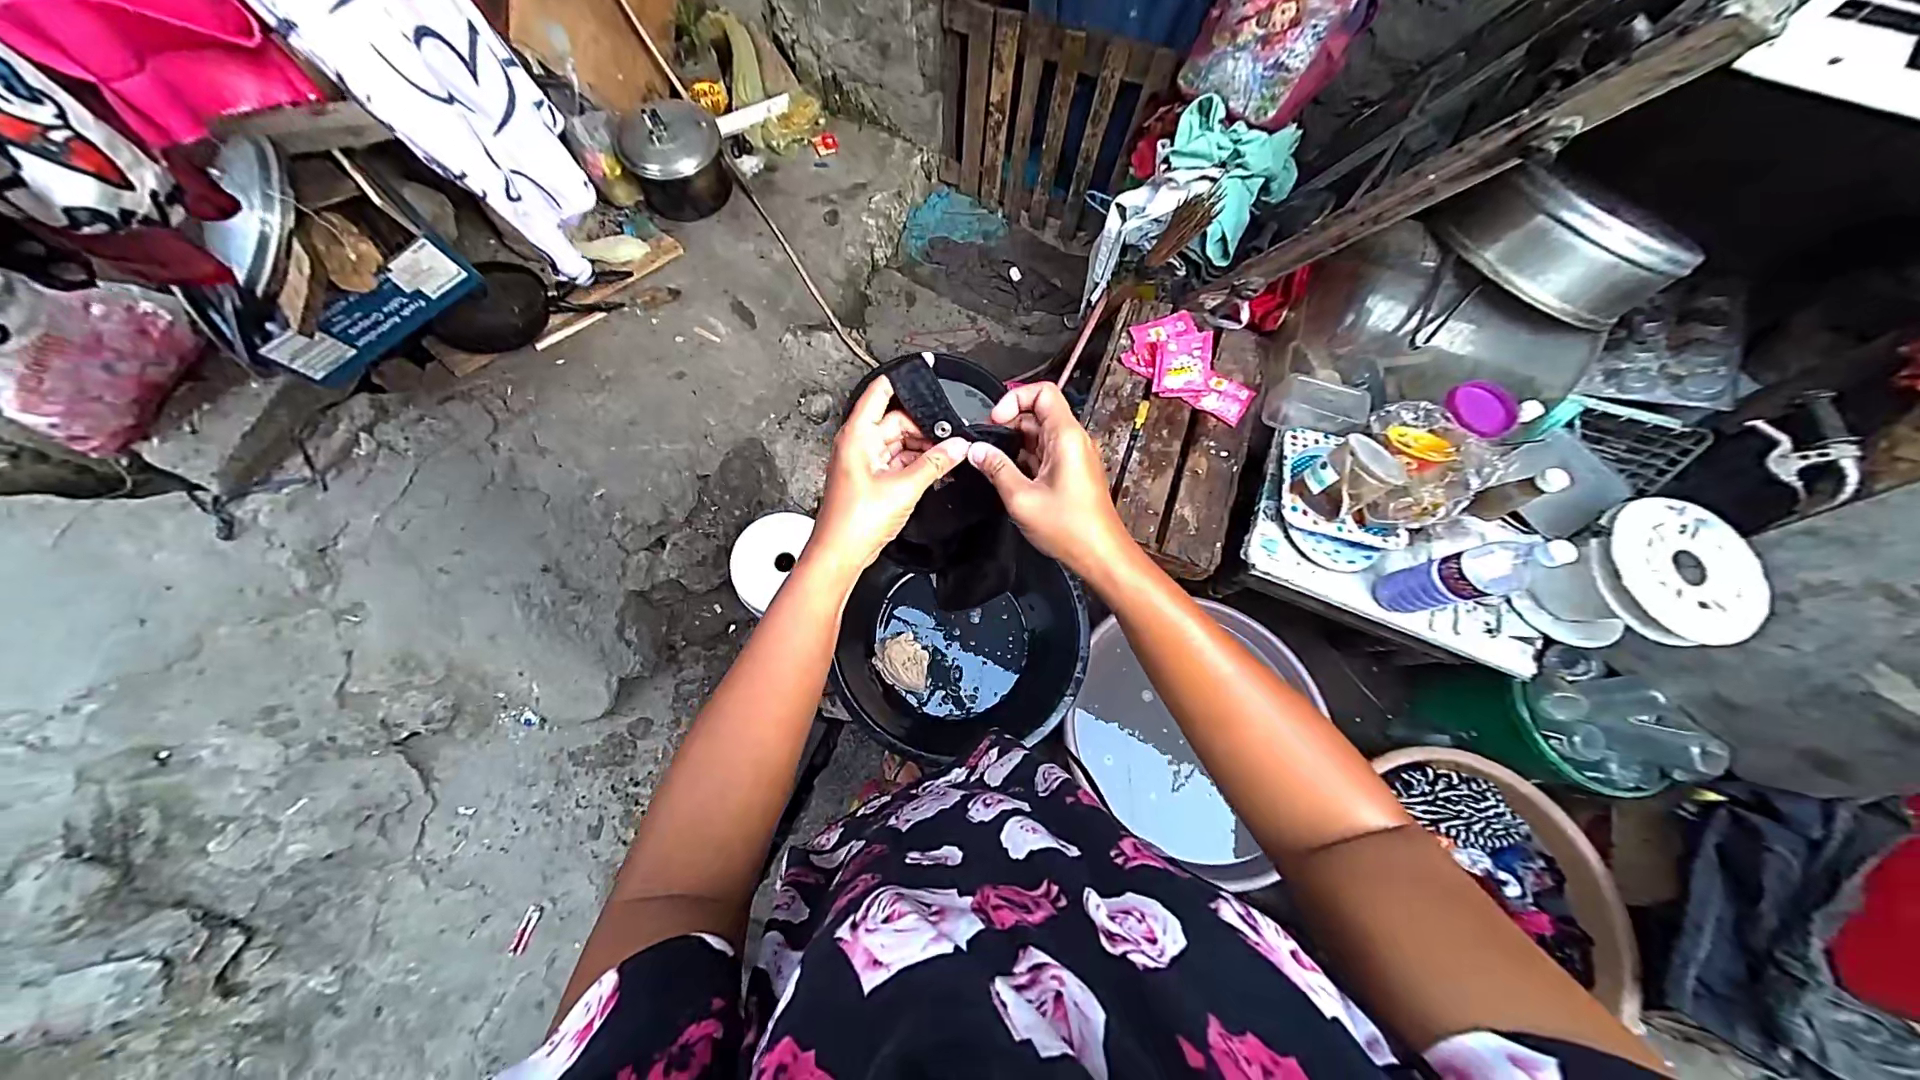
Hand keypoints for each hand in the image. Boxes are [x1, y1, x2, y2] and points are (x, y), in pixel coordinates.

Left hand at [808, 375, 968, 579]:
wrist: (840, 554)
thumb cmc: (854, 522)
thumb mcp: (904, 487)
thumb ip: (935, 463)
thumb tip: (956, 447)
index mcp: (857, 435)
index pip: (881, 392)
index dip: (904, 380)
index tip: (925, 371)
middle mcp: (857, 444)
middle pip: (896, 420)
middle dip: (923, 429)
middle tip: (948, 440)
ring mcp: (862, 461)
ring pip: (898, 443)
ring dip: (920, 450)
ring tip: (943, 460)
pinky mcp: (869, 479)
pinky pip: (895, 461)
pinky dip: (913, 465)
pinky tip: (931, 473)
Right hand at [965, 382, 1134, 577]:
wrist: (1099, 553)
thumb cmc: (1074, 529)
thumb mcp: (1021, 498)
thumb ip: (995, 469)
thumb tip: (978, 451)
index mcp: (1066, 438)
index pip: (1042, 392)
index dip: (1014, 398)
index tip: (996, 419)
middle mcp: (1074, 442)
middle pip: (1038, 412)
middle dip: (1010, 424)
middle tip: (990, 445)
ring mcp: (1074, 456)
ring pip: (1040, 434)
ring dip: (1016, 444)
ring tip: (999, 466)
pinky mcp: (1072, 471)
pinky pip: (1045, 453)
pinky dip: (1026, 459)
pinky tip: (1014, 479)